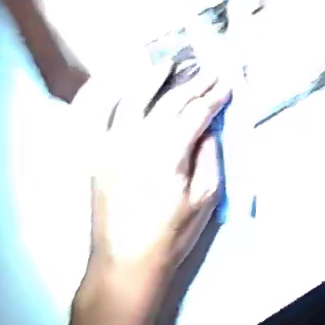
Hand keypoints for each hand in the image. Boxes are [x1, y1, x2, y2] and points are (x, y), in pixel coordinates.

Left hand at [74, 57, 229, 324]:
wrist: (126, 262)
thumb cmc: (173, 233)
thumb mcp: (206, 195)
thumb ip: (209, 153)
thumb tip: (209, 125)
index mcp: (167, 153)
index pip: (196, 112)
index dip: (215, 96)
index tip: (230, 82)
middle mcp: (135, 141)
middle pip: (169, 101)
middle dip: (194, 83)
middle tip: (212, 70)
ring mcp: (109, 145)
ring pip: (132, 98)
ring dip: (153, 76)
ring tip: (170, 61)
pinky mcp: (94, 153)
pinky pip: (94, 114)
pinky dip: (103, 91)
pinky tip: (116, 77)